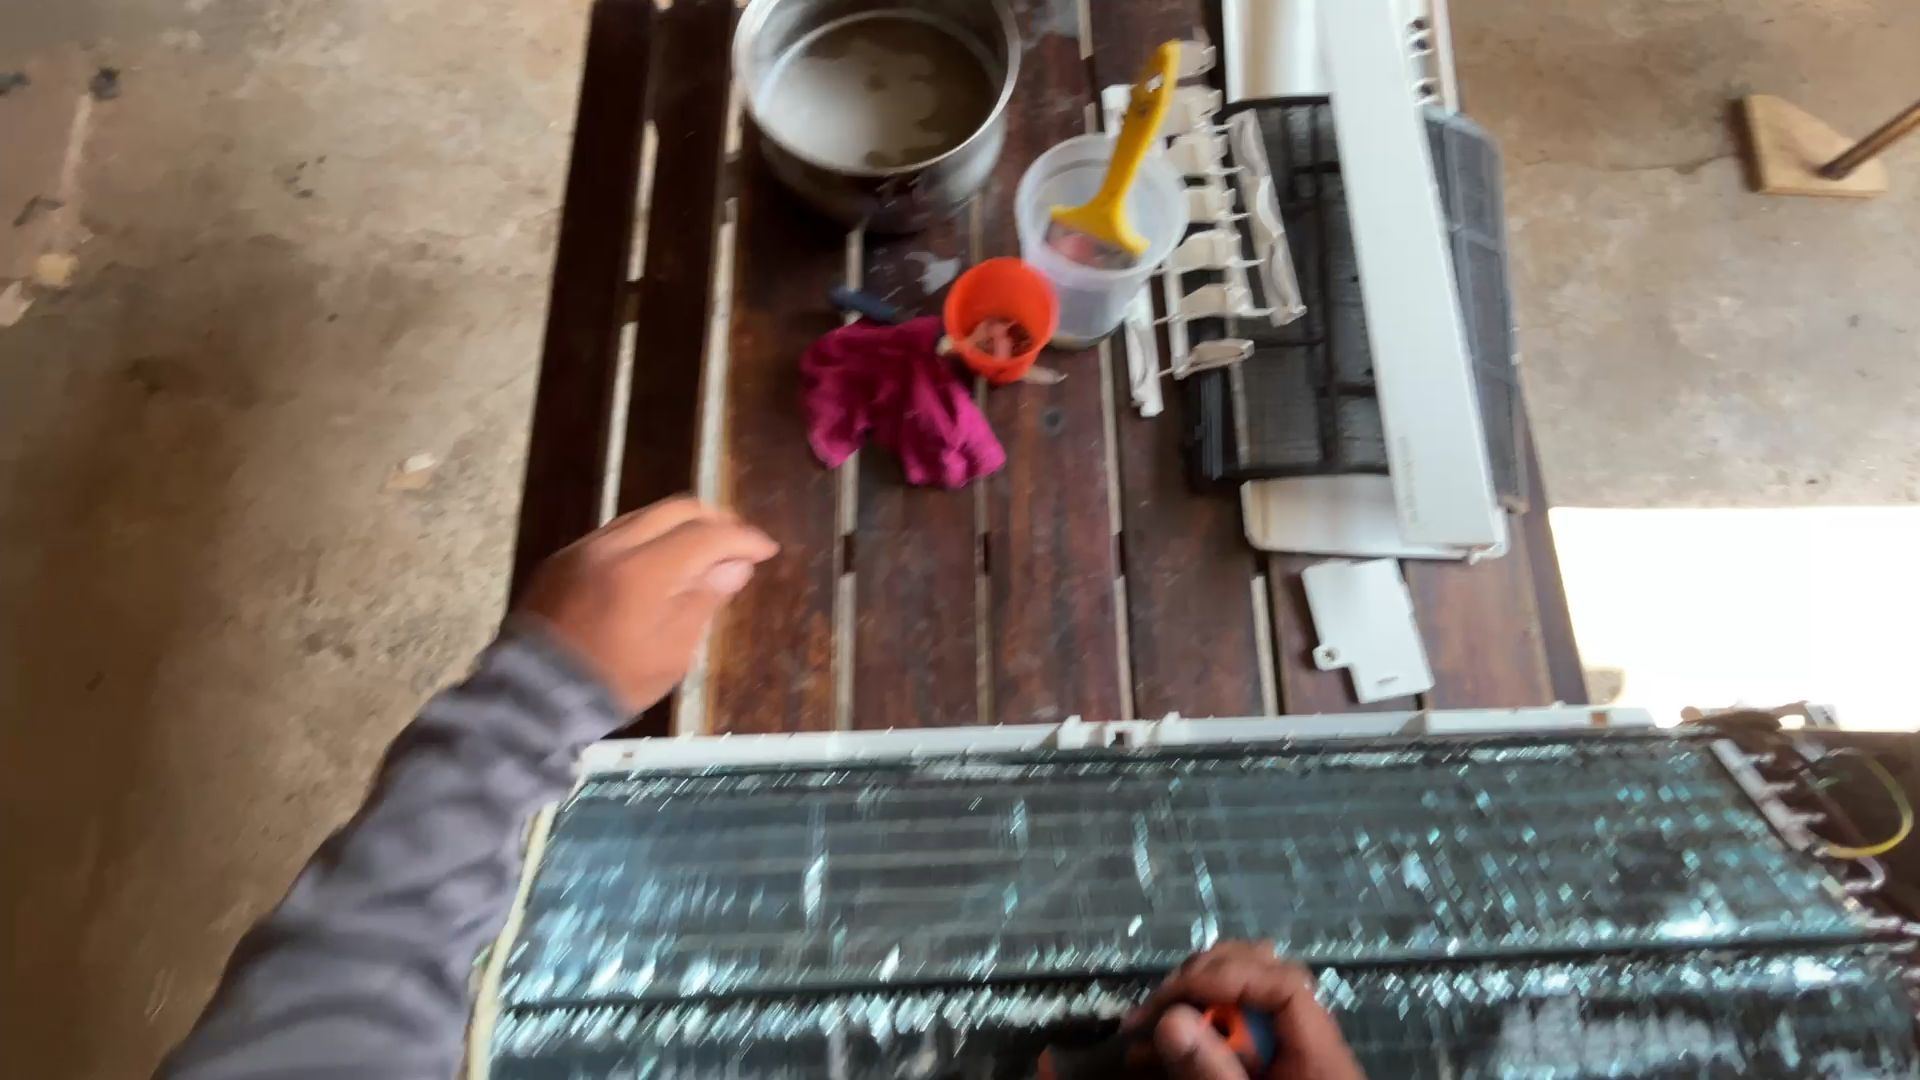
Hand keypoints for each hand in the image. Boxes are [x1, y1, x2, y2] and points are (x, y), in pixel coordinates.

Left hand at [516, 496, 778, 711]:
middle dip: (717, 520)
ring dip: (684, 526)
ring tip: (705, 551)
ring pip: (647, 516)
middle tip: (739, 543)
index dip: (742, 539)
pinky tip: (663, 563)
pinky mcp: (565, 558)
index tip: (766, 550)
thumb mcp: (673, 651)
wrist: (531, 696)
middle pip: (678, 510)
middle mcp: (612, 546)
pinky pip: (621, 532)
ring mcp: (584, 548)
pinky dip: (653, 537)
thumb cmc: (614, 681)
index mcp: (643, 572)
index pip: (706, 536)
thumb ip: (705, 600)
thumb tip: (735, 566)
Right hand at [1123, 942, 1365, 1079]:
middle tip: (1154, 1013)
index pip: (1284, 986)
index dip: (1228, 976)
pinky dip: (1187, 1039)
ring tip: (1141, 1034)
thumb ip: (1215, 1077)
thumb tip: (1169, 1019)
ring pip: (1237, 1000)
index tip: (1175, 998)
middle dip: (1199, 984)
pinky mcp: (1259, 1074)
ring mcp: (1284, 1060)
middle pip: (1260, 977)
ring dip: (1185, 1008)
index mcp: (1321, 1059)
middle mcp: (1306, 1047)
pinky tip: (1149, 1057)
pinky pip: (1224, 1037)